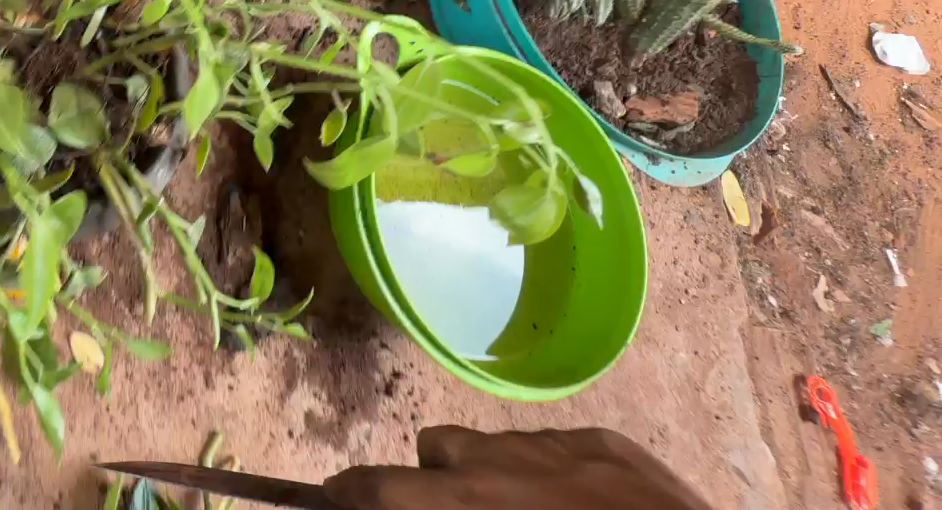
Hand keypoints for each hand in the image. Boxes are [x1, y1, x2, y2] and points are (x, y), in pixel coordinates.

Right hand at [321, 427, 714, 509]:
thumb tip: (412, 500)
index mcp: (469, 500)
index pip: (383, 487)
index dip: (351, 491)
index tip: (335, 496)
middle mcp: (498, 458)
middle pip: (435, 445)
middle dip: (438, 478)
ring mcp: (554, 441)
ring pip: (495, 442)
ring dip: (497, 472)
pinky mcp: (607, 439)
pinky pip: (556, 444)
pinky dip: (557, 472)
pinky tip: (592, 507)